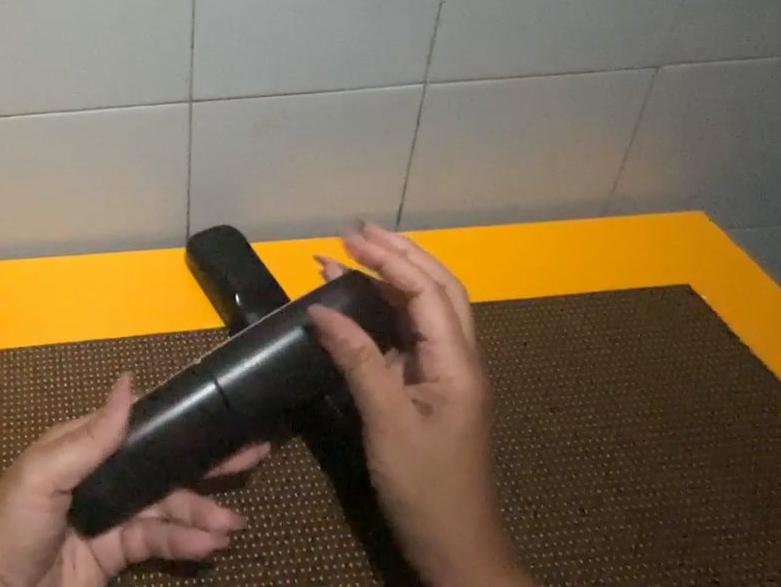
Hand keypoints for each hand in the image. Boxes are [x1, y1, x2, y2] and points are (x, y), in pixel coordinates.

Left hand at [0, 373, 268, 586]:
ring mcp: (109, 516)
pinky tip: (209, 545)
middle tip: (253, 456)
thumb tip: (128, 381)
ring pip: (165, 506)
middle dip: (204, 463)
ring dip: (201, 511)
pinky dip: (183, 542)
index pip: (137, 425)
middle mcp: (100, 475)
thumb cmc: (12, 527)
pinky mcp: (114, 556)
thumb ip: (92, 436)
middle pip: (160, 464)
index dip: (177, 422)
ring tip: (235, 524)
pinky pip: (156, 542)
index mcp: (80, 445)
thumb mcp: (45, 474)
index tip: (219, 415)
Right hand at [308, 222, 532, 586]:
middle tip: (356, 232)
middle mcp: (459, 358)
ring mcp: (446, 371)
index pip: (427, 292)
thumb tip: (321, 310)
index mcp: (457, 363)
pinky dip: (385, 306)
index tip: (348, 241)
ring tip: (353, 253)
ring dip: (393, 274)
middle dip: (399, 253)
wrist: (455, 547)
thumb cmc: (425, 486)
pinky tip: (358, 301)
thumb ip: (357, 360)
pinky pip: (410, 331)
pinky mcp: (430, 385)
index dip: (388, 260)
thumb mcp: (386, 422)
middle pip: (438, 287)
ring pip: (426, 306)